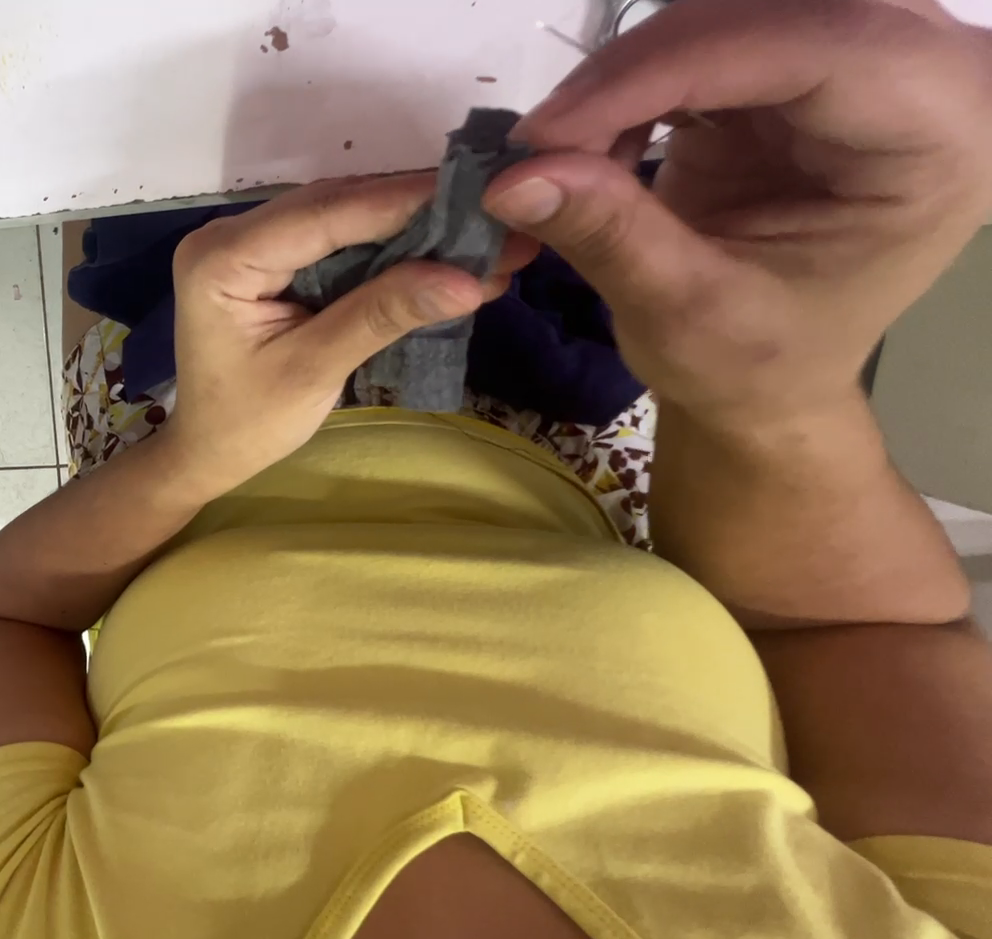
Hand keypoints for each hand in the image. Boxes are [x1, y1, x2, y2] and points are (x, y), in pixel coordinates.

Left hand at [165, 173, 537, 492]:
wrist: (208, 451)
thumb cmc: (246, 423)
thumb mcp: (312, 371)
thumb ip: (381, 316)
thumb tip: (470, 278)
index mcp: (220, 260)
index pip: (321, 214)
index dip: (402, 202)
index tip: (484, 192)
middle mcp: (227, 237)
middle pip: (332, 206)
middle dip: (413, 212)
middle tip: (497, 211)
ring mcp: (245, 246)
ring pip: (338, 218)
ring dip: (406, 228)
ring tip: (482, 232)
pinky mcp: (265, 262)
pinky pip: (331, 241)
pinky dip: (382, 249)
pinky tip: (436, 252)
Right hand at [485, 0, 991, 428]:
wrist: (759, 386)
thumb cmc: (746, 365)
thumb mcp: (676, 312)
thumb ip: (607, 235)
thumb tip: (510, 180)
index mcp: (942, 139)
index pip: (819, 48)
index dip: (673, 70)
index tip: (546, 131)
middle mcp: (922, 82)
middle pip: (777, 12)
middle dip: (642, 66)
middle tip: (538, 141)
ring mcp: (853, 78)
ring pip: (731, 20)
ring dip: (624, 80)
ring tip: (553, 155)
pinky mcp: (788, 90)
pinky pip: (699, 55)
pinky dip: (624, 97)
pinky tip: (584, 151)